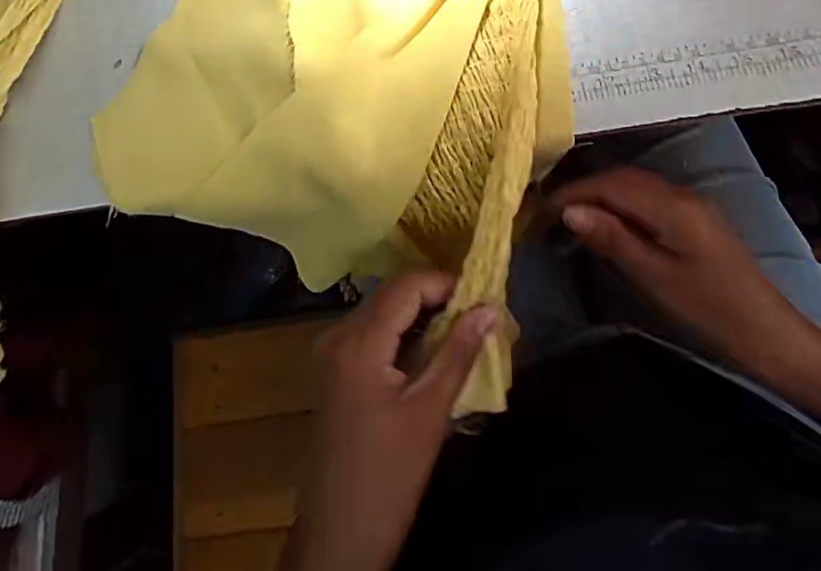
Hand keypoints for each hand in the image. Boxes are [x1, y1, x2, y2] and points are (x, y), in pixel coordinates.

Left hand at [285, 272, 496, 570]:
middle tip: (476, 312)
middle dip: (435, 297)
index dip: (445, 283)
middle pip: (391, 295)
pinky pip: (371, 333)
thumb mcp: (430, 412)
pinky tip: (430, 350)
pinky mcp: (334, 372)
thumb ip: (459, 353)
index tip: (481, 297)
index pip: (405, 286)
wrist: (338, 536)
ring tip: (461, 329)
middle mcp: (338, 337)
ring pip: (382, 312)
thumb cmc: (388, 476)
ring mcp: (331, 355)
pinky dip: (403, 333)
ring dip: (420, 314)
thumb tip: (489, 308)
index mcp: (358, 343)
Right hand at [552, 166, 820, 369]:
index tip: (539, 209)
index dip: (572, 192)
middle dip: (583, 190)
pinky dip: (621, 206)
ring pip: (635, 187)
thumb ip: (613, 239)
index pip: (610, 184)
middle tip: (548, 213)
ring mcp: (691, 205)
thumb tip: (569, 209)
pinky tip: (607, 225)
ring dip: (601, 196)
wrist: (770, 336)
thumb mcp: (655, 278)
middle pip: (622, 179)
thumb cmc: (710, 311)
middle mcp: (681, 194)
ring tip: (569, 219)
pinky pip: (648, 200)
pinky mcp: (695, 220)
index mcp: (671, 205)